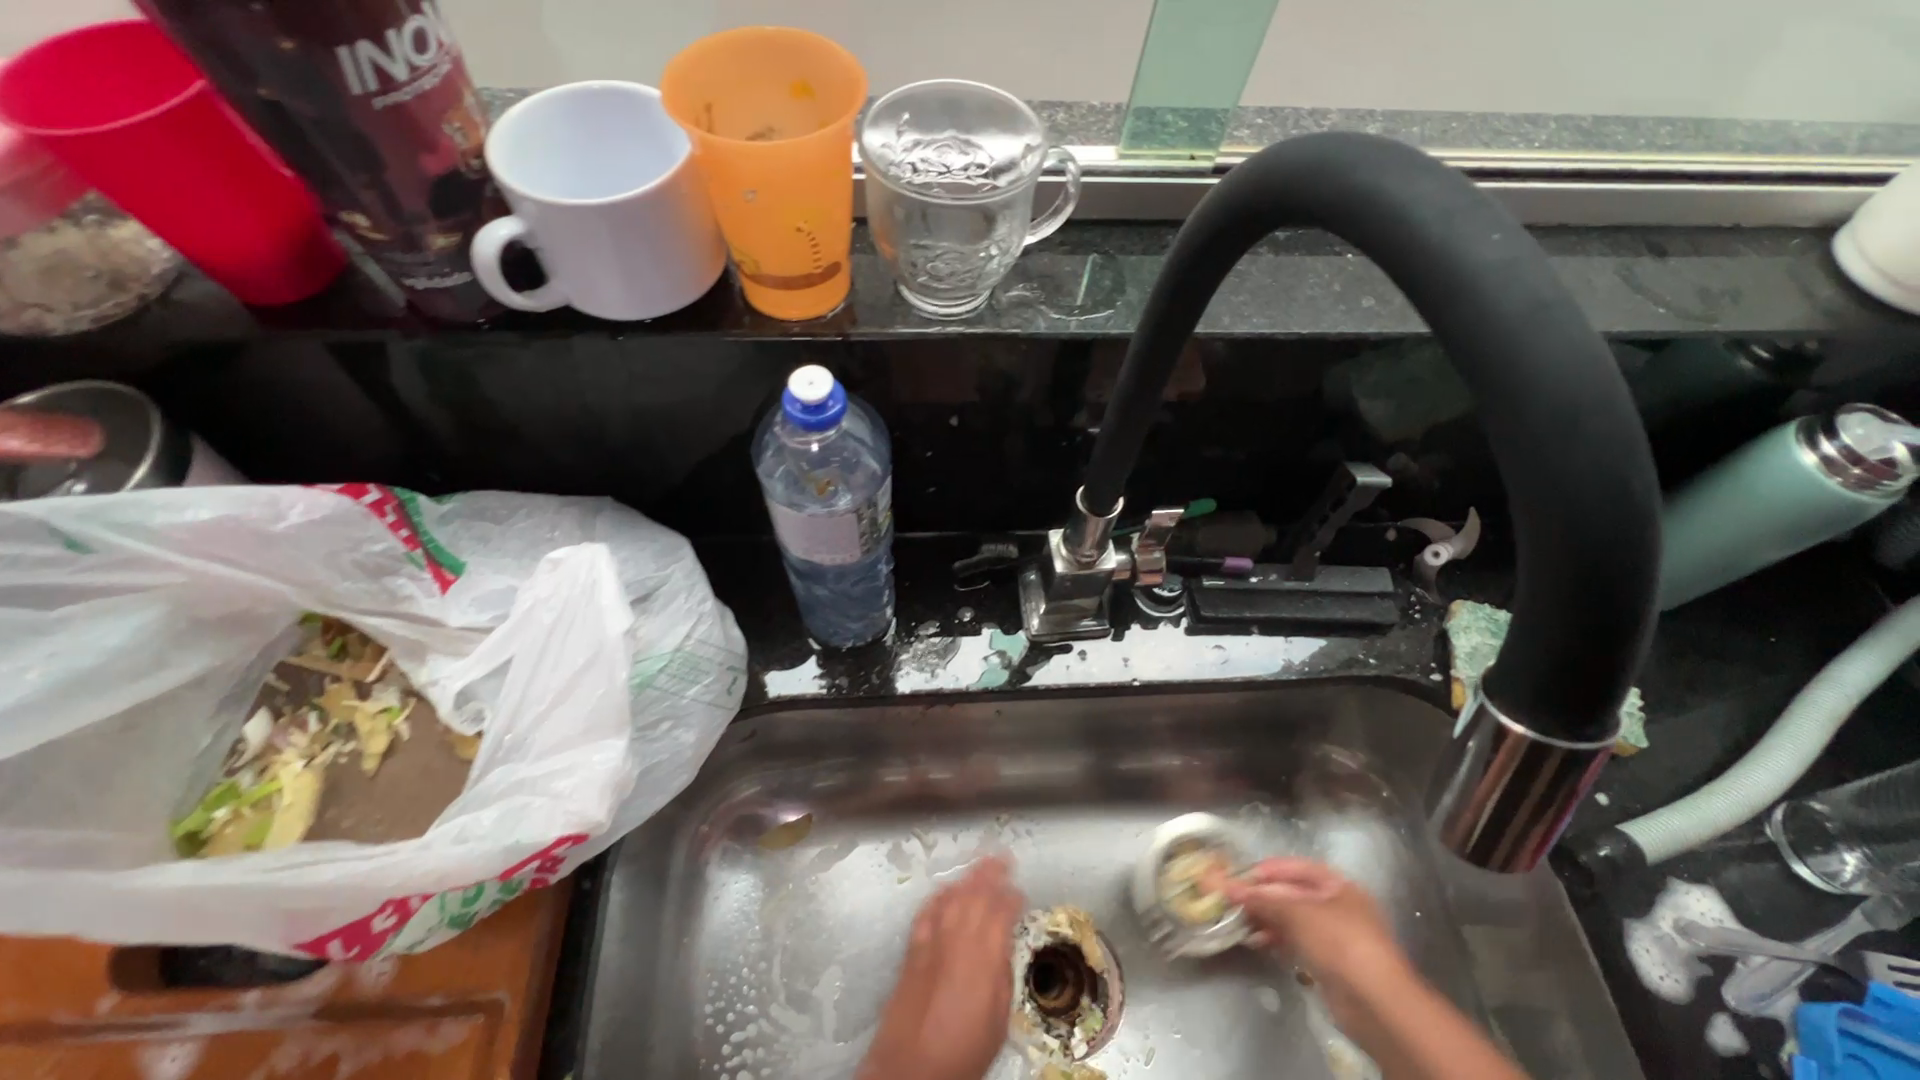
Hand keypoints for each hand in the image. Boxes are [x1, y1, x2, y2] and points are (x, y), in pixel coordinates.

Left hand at [857, 856, 1024, 1079]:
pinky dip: (938, 898)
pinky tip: (945, 890)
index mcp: (984, 960)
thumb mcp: (997, 1020)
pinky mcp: (911, 953)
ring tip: (980, 864)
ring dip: (966, 879)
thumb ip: (1001, 976)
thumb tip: (1003, 947)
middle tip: (1003, 858)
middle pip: (975, 896)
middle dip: (990, 874)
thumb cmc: (963, 1052)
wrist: (911, 1069)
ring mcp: (931, 945)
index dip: (1012, 898)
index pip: (1000, 914)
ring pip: (951, 900)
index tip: (1020, 893)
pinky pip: (926, 914)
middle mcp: (956, 943)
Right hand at [1211, 858, 1413, 1030]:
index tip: (1238, 877)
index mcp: (1337, 885)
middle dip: (1262, 897)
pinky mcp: (1328, 962)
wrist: (1375, 1001)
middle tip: (1232, 902)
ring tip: (1240, 925)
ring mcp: (1333, 936)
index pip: (1296, 868)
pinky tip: (1257, 943)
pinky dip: (1276, 939)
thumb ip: (1262, 898)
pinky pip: (1296, 942)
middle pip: (1291, 894)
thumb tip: (1227, 886)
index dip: (1267, 870)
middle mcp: (1336, 906)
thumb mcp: (1298, 913)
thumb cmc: (1339, 943)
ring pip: (1292, 920)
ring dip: (1266, 919)